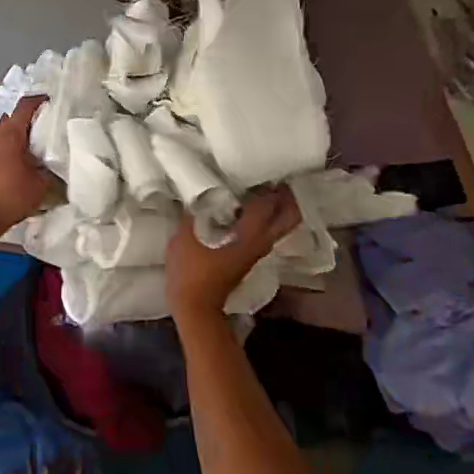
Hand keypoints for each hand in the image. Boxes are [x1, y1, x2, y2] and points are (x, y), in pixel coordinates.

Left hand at [0, 95, 56, 233]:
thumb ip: (52, 168)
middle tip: (54, 122)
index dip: (40, 100)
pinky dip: (18, 145)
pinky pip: (6, 145)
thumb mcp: (42, 182)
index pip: (24, 106)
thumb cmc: (13, 194)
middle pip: (15, 117)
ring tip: (45, 140)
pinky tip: (31, 158)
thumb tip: (59, 160)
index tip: (56, 102)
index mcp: (11, 134)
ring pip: (9, 132)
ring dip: (25, 132)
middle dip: (33, 116)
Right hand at [165, 185, 301, 322]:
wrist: (196, 306)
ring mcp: (257, 252)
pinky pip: (266, 232)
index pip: (269, 204)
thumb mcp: (185, 236)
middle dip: (286, 197)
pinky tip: (242, 211)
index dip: (269, 185)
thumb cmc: (191, 270)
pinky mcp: (248, 258)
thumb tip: (199, 195)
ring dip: (276, 208)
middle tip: (273, 178)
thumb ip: (194, 212)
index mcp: (249, 234)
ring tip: (258, 190)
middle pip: (288, 217)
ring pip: (279, 226)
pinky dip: (263, 219)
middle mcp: (261, 242)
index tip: (263, 168)